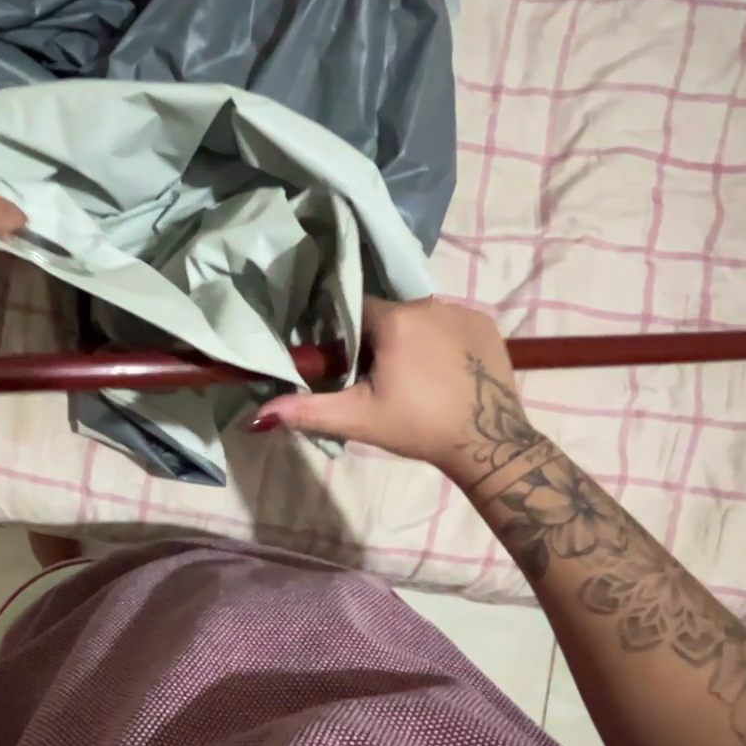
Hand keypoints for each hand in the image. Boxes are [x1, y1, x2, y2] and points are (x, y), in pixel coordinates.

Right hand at [251, 296, 540, 484]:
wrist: (489, 443)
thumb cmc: (417, 427)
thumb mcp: (356, 419)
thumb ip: (306, 410)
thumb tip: (256, 416)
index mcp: (396, 319)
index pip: (355, 309)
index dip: (345, 335)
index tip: (345, 363)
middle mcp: (430, 303)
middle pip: (387, 313)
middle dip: (377, 339)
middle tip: (377, 379)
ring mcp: (463, 311)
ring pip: (418, 317)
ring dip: (408, 338)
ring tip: (410, 377)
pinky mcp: (486, 323)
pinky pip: (449, 322)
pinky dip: (439, 340)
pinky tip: (439, 370)